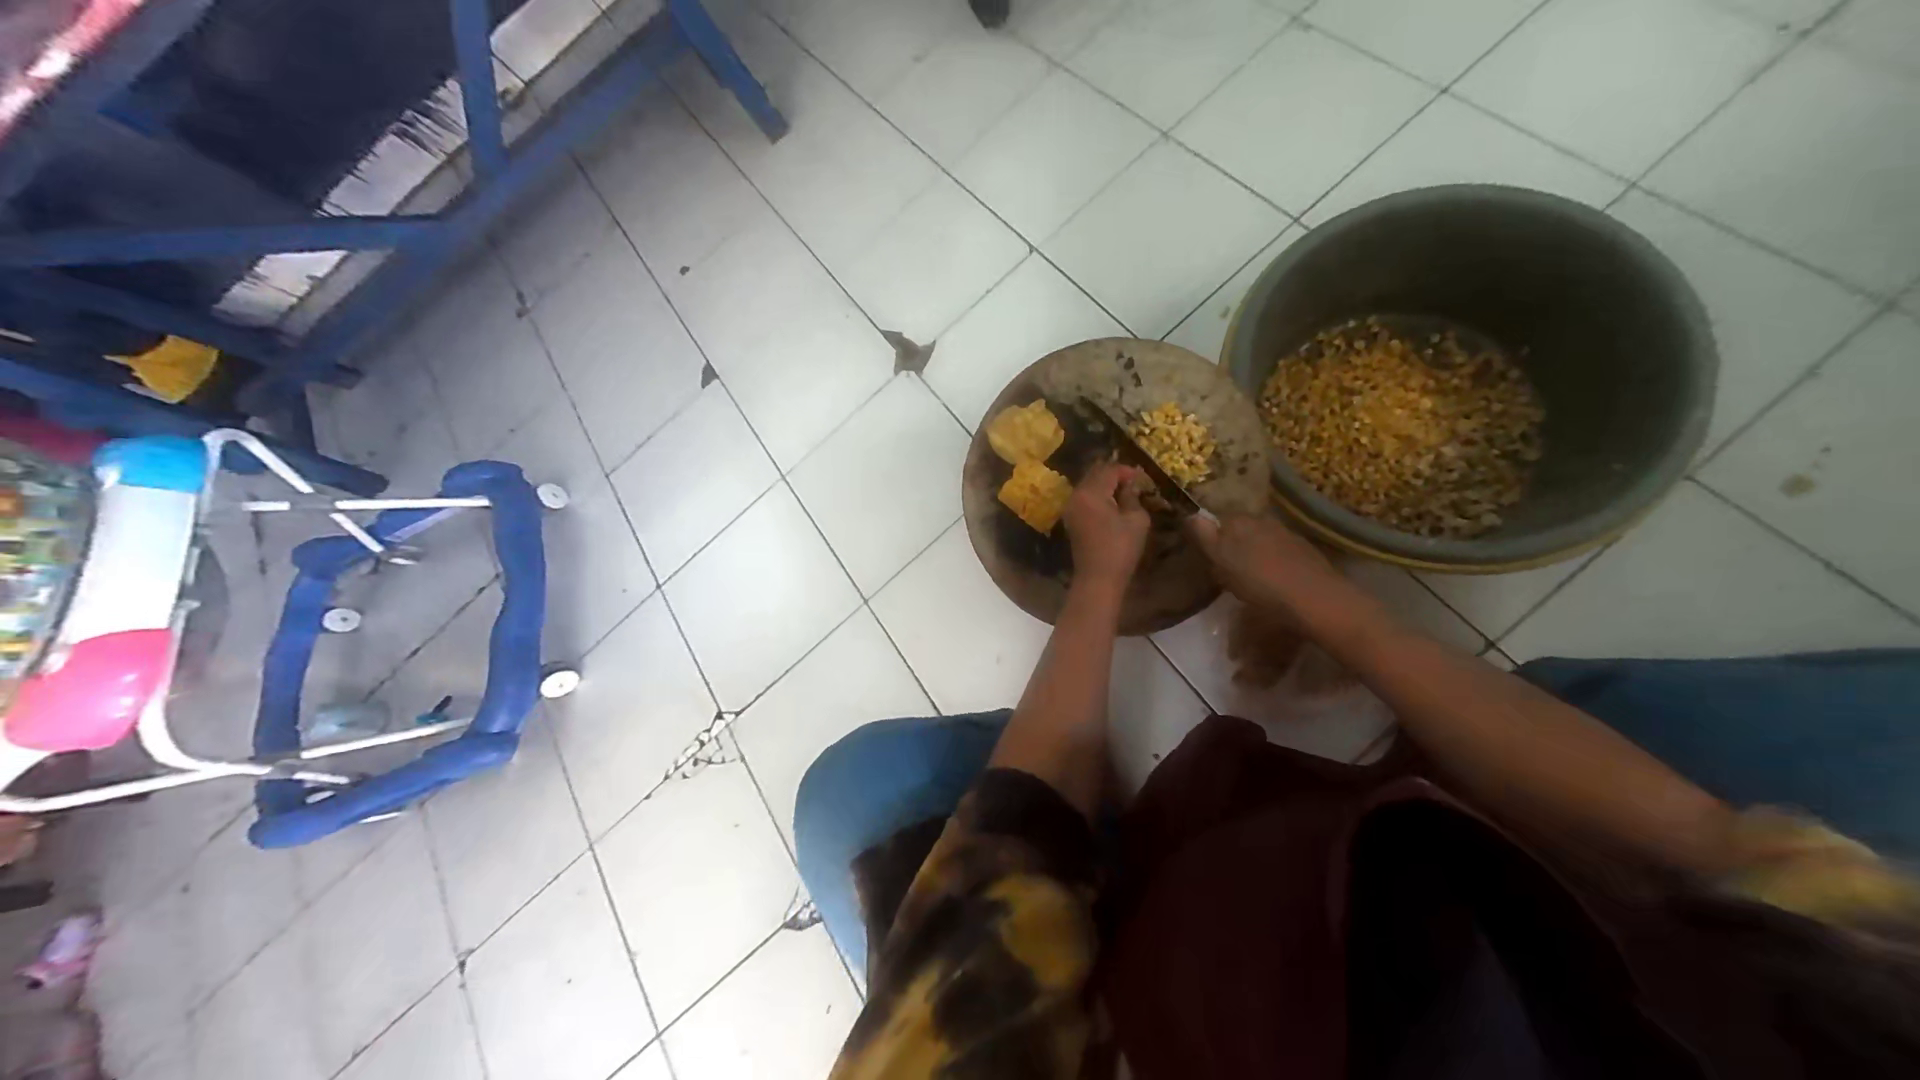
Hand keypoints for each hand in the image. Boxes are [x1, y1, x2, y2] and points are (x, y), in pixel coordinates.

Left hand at [1065, 462, 1150, 593]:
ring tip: (1124, 491)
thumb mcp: (1136, 520)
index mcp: (1091, 493)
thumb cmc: (1120, 549)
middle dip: (1114, 474)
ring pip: (1088, 485)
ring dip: (1105, 484)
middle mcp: (1076, 496)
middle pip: (1094, 474)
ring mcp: (1070, 508)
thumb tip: (1130, 486)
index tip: (1142, 478)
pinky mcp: (1071, 519)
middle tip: (1133, 482)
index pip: (1109, 470)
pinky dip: (1097, 495)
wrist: (1098, 578)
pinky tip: (1111, 503)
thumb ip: (1132, 497)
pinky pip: (1084, 498)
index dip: (1127, 471)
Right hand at [1184, 512, 1341, 611]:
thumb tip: (1190, 514)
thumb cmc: (1256, 580)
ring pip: (1260, 539)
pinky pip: (1278, 551)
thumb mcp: (1220, 559)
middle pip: (1240, 528)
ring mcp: (1286, 533)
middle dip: (1232, 543)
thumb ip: (1203, 535)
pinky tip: (1272, 580)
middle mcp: (1262, 519)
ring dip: (1253, 553)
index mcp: (1238, 519)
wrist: (1311, 596)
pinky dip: (1272, 561)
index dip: (1210, 536)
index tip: (1207, 555)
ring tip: (1249, 577)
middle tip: (1226, 569)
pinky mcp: (1304, 550)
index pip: (1216, 519)